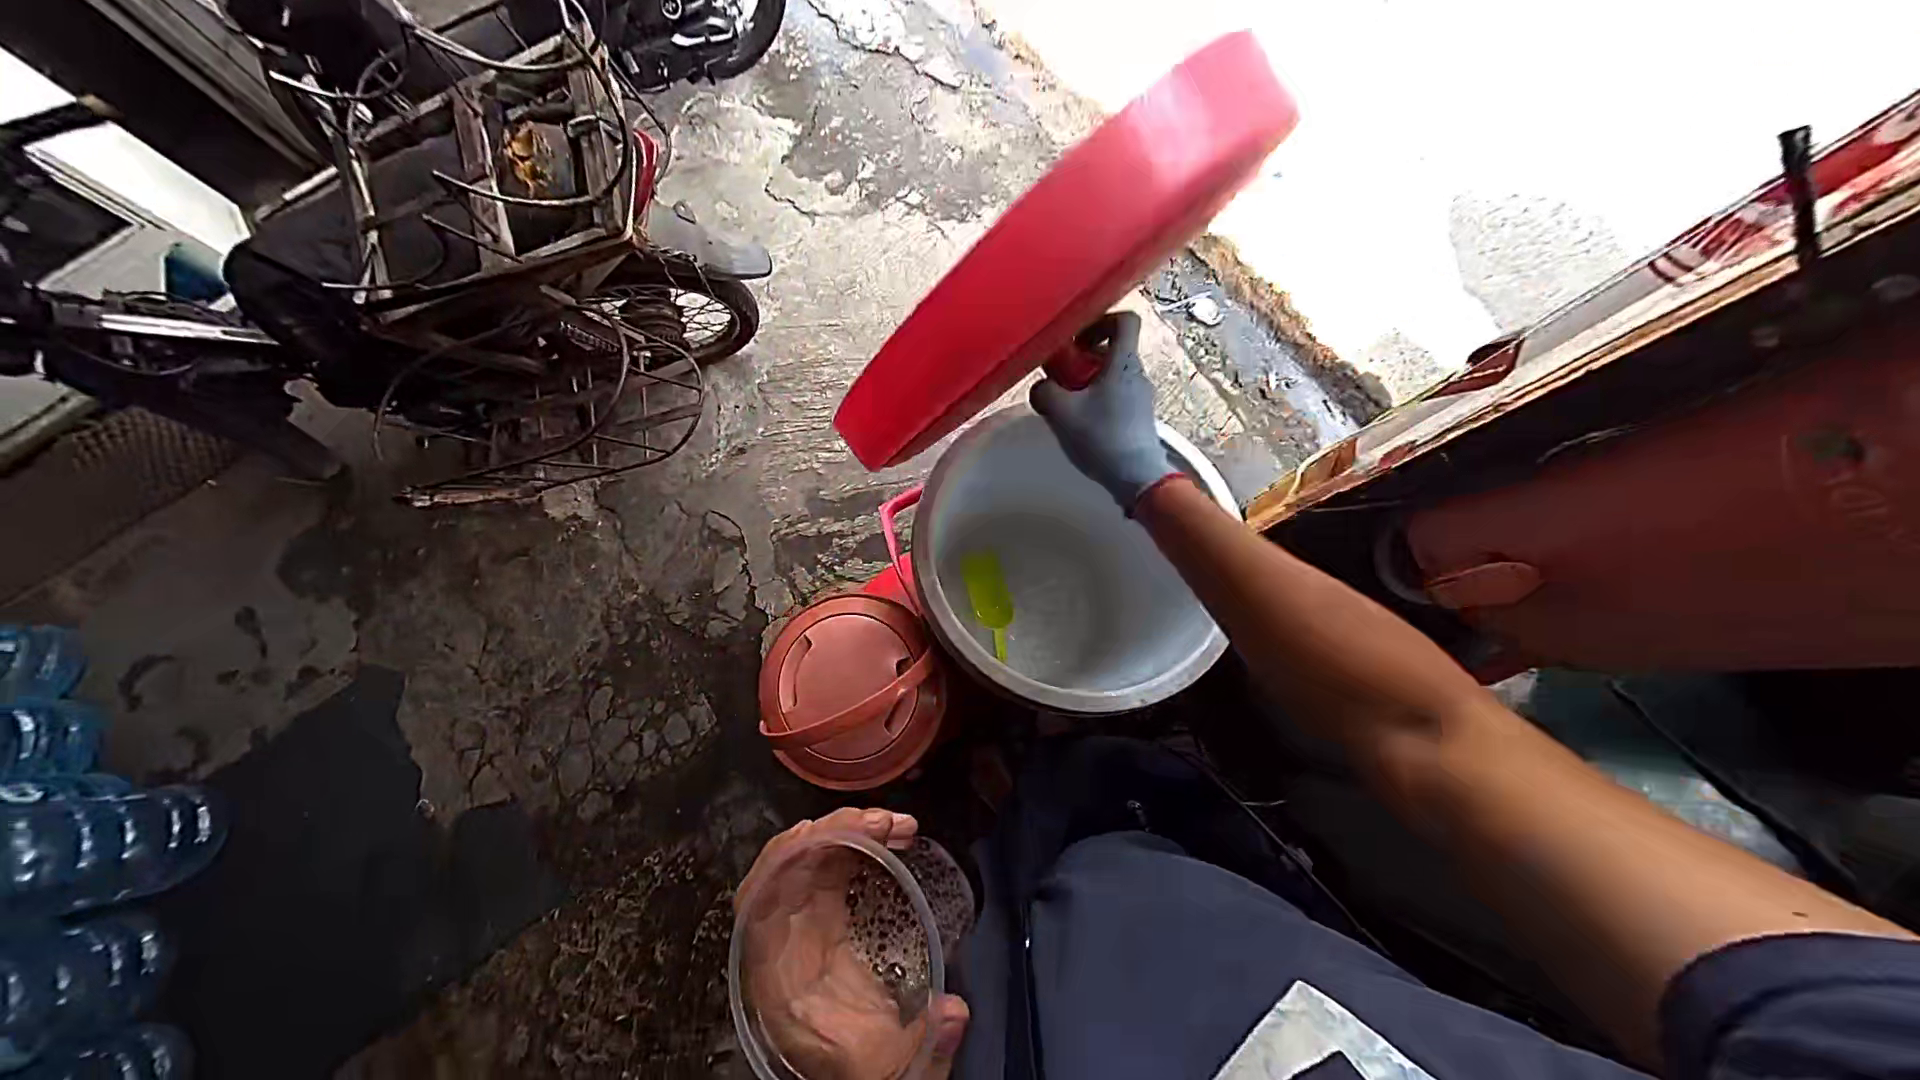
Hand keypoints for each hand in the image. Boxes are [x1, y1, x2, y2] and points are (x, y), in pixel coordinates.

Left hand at [735, 808, 969, 1079]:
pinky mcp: (828, 919)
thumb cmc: (858, 1071)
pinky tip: (887, 839)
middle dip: (834, 831)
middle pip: (789, 865)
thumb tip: (957, 1011)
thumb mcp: (888, 1068)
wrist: (855, 1077)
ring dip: (851, 831)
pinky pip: (832, 866)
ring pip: (813, 858)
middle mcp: (784, 941)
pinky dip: (857, 844)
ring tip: (897, 826)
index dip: (782, 858)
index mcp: (778, 973)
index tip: (823, 833)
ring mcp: (805, 925)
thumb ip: (922, 1049)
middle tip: (886, 824)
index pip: (757, 899)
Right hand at [1029, 311, 1179, 513]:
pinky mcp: (1138, 417)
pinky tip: (1080, 422)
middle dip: (1084, 357)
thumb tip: (1041, 388)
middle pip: (1112, 349)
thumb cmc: (1102, 438)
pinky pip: (1115, 396)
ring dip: (1087, 381)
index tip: (1077, 339)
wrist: (1136, 477)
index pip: (1124, 320)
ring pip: (1112, 374)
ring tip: (1067, 403)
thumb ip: (1044, 392)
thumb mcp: (1061, 412)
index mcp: (1123, 362)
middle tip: (1062, 374)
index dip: (1100, 321)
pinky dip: (1096, 400)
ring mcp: (1140, 396)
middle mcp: (1137, 374)